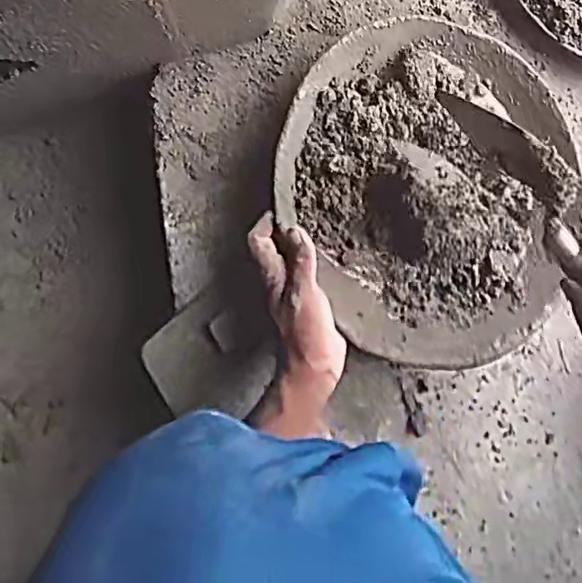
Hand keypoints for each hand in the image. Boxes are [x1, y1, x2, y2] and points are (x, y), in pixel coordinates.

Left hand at [247, 215, 346, 437]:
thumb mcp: (305, 293)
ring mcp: (290, 297)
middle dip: (281, 230)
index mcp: (273, 279)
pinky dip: (310, 264)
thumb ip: (301, 262)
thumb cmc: (306, 337)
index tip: (280, 209)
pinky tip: (323, 263)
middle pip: (270, 250)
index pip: (258, 242)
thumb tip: (295, 231)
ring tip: (312, 231)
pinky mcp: (306, 308)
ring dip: (296, 247)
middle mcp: (278, 285)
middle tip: (297, 214)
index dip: (266, 223)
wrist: (313, 373)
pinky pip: (303, 277)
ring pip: (286, 263)